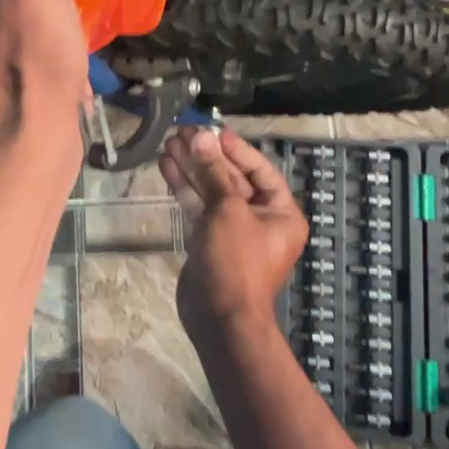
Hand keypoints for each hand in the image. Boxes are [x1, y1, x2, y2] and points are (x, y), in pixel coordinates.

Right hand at [162, 127, 307, 341]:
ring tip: (169, 143)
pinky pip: (200, 208)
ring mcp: (233, 231)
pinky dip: (185, 188)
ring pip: (212, 191)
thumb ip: (214, 171)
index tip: (211, 130)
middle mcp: (261, 219)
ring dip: (192, 168)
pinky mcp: (210, 241)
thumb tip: (202, 136)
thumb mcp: (228, 210)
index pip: (260, 169)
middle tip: (182, 132)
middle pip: (233, 178)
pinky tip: (167, 166)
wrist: (220, 318)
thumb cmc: (236, 260)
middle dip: (207, 156)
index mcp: (281, 212)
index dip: (235, 149)